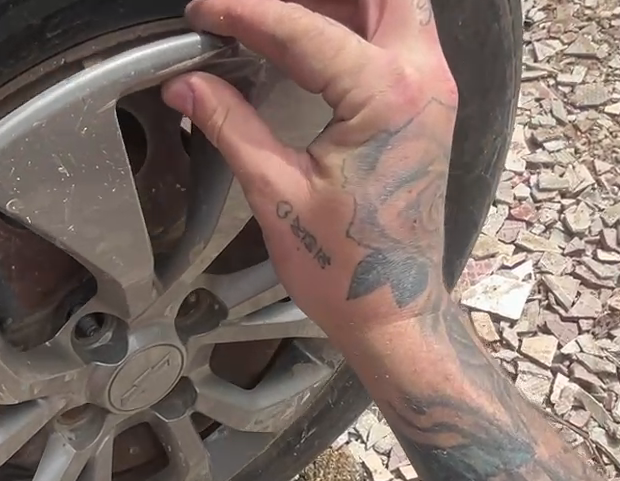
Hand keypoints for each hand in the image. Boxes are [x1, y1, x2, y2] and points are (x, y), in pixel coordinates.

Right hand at [163, 0, 458, 337]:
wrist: (392, 311)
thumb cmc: (346, 269)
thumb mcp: (278, 194)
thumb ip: (232, 127)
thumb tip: (186, 86)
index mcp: (387, 95)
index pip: (305, 28)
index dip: (245, 13)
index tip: (205, 10)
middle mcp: (423, 79)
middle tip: (257, 2)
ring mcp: (433, 92)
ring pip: (393, 5)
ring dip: (340, 2)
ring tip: (280, 11)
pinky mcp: (427, 110)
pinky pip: (398, 39)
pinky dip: (357, 26)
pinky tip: (315, 37)